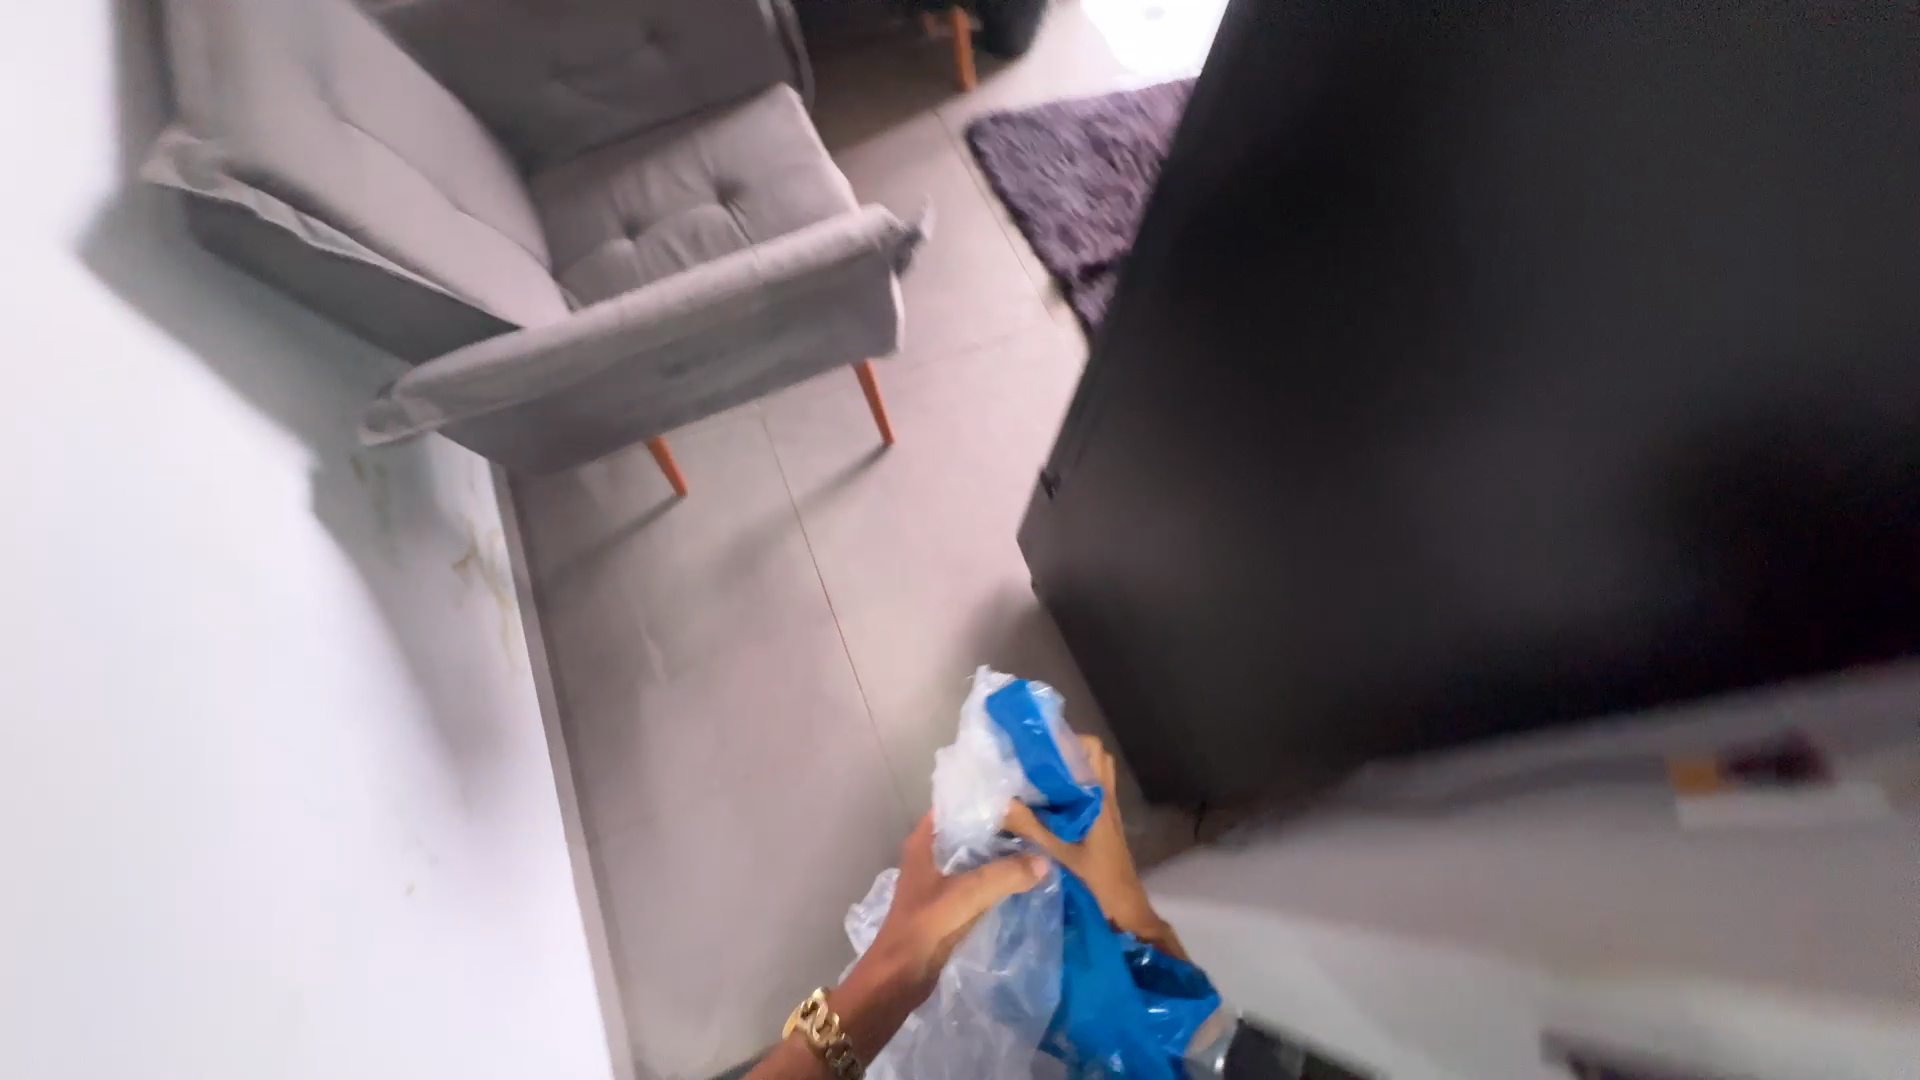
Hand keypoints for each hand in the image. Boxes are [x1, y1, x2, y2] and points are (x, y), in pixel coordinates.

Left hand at [831, 814, 1047, 1061]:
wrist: (899, 977)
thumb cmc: (926, 925)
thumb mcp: (968, 894)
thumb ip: (1006, 874)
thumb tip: (1045, 861)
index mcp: (925, 839)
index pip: (958, 805)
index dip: (986, 801)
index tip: (1020, 799)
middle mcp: (930, 852)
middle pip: (969, 829)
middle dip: (999, 827)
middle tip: (1036, 822)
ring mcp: (938, 877)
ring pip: (974, 855)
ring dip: (999, 852)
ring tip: (1035, 845)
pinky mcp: (947, 901)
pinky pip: (976, 878)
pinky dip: (995, 874)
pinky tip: (1020, 876)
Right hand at [1004, 735, 1186, 959]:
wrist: (1126, 909)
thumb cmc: (1098, 880)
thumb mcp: (1059, 854)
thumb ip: (1030, 827)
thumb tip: (999, 801)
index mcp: (1098, 796)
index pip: (1091, 749)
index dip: (1067, 738)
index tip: (1036, 740)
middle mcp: (1104, 796)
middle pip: (1094, 755)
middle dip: (1067, 748)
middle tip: (1036, 756)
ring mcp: (1106, 808)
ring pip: (1093, 772)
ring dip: (1070, 767)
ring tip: (1038, 774)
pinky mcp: (1103, 822)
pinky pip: (1090, 790)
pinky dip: (1072, 786)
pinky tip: (1047, 800)